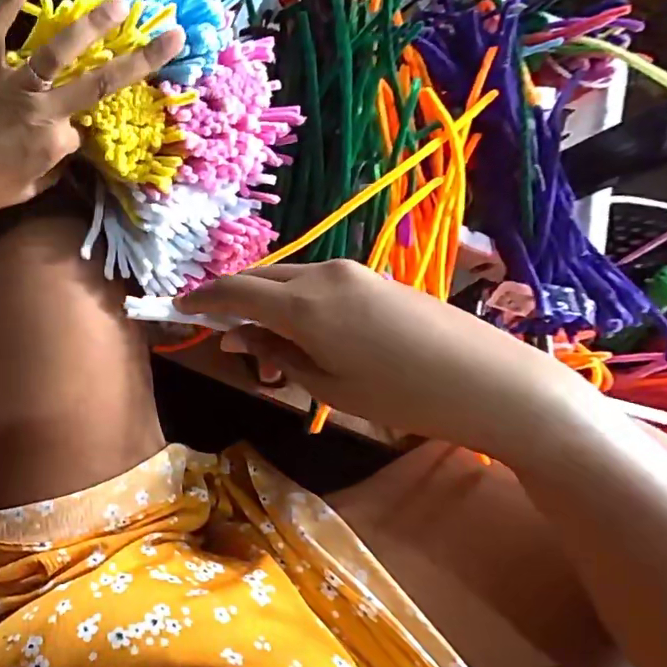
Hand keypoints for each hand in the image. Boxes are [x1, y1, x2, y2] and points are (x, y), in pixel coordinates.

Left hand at [0, 0, 184, 221]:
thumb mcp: (32, 188)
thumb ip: (56, 163)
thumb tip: (66, 140)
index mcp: (55, 143)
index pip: (83, 129)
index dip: (77, 134)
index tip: (62, 140)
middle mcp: (42, 108)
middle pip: (101, 83)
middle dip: (141, 59)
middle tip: (168, 34)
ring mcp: (12, 82)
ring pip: (57, 50)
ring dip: (92, 25)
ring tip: (119, 4)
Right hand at [179, 261, 608, 461]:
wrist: (489, 380)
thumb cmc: (402, 395)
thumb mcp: (328, 385)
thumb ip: (275, 355)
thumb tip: (237, 336)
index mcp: (303, 304)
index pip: (234, 291)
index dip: (202, 299)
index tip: (177, 308)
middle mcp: (322, 273)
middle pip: (259, 277)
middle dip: (234, 302)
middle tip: (230, 343)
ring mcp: (351, 271)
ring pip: (288, 278)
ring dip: (268, 304)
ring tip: (274, 352)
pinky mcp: (373, 277)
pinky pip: (317, 282)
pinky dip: (297, 302)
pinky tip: (310, 336)